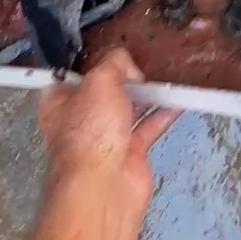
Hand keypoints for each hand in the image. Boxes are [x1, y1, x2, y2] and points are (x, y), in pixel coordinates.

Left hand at [37, 49, 182, 208]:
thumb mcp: (100, 80)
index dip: (92, 62)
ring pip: (129, 108)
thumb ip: (116, 63)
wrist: (105, 187)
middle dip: (124, 78)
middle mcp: (81, 120)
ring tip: (167, 76)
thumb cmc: (92, 131)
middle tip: (144, 63)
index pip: (73, 76)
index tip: (113, 51)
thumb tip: (131, 70)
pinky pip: (149, 126)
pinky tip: (179, 99)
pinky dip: (164, 113)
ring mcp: (106, 138)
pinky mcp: (130, 153)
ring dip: (147, 94)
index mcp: (60, 103)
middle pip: (105, 91)